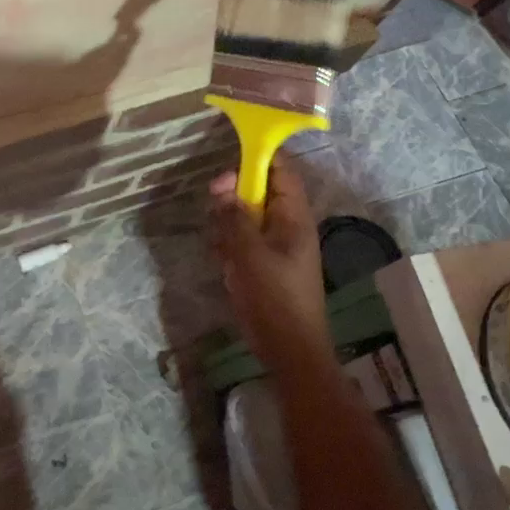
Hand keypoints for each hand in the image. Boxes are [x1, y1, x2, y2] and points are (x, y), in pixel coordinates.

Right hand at [210, 157, 334, 378]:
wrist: (291, 353)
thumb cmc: (274, 299)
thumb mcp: (249, 255)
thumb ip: (235, 218)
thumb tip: (225, 188)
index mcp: (294, 218)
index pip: (282, 172)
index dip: (260, 157)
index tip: (231, 155)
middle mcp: (289, 228)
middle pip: (261, 193)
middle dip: (235, 194)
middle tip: (214, 202)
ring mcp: (278, 248)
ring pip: (249, 218)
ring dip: (229, 222)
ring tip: (218, 241)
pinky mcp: (266, 268)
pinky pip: (245, 242)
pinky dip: (231, 245)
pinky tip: (221, 261)